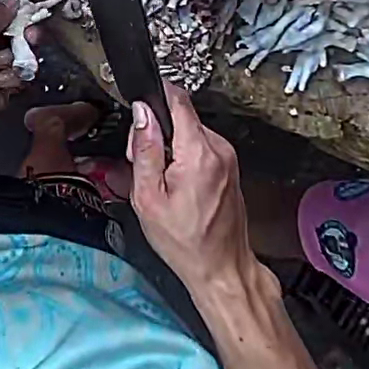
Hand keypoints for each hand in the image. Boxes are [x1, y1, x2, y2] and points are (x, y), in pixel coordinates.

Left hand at [0, 0, 35, 146]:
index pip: (4, 16)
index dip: (19, 15)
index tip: (30, 17)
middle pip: (19, 36)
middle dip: (25, 39)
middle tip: (27, 40)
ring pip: (23, 57)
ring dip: (16, 62)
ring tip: (0, 68)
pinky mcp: (4, 87)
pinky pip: (22, 78)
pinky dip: (14, 80)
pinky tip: (1, 83)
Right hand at [129, 83, 259, 292]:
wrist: (221, 269)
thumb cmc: (185, 241)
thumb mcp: (148, 196)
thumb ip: (144, 149)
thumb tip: (142, 113)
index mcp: (199, 154)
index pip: (178, 100)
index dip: (154, 100)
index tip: (140, 113)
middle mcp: (219, 150)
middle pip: (179, 116)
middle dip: (156, 131)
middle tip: (144, 163)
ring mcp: (227, 158)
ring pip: (187, 130)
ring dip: (168, 145)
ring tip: (160, 178)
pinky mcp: (229, 166)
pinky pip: (198, 145)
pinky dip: (181, 156)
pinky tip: (175, 183)